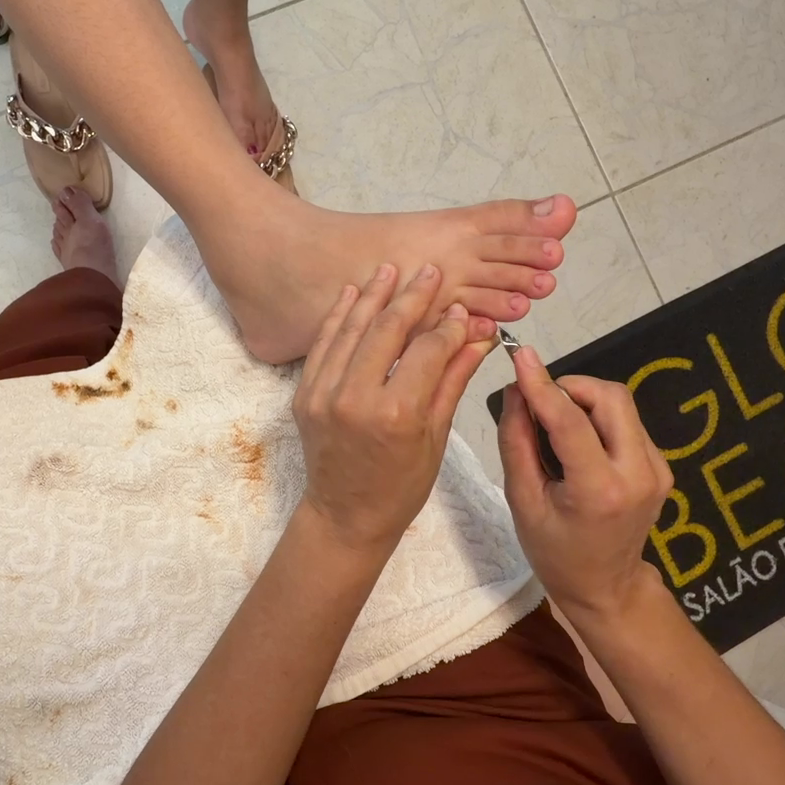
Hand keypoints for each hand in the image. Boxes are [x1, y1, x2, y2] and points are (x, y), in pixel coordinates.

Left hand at [293, 263, 494, 553]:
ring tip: (391, 269)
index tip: (463, 312)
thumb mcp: (435, 436)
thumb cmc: (400, 486)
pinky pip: (323, 345)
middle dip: (412, 297)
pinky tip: (352, 293)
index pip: (428, 351)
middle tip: (430, 272)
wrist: (345, 516)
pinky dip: (338, 317)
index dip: (450, 327)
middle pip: (386, 330)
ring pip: (351, 330)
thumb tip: (481, 338)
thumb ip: (453, 380)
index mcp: (395, 414)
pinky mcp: (304, 394)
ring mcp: (322, 395)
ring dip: (372, 295)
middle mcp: (354, 399)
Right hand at [498, 345, 672, 616]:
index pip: (570, 421)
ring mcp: (657, 469)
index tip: (521, 356)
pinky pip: (626, 423)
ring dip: (583, 400)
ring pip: (621, 405)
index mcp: (599, 490)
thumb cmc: (554, 550)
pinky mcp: (661, 466)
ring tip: (554, 424)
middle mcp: (639, 474)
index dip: (543, 385)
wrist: (605, 587)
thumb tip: (516, 392)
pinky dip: (596, 419)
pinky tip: (577, 444)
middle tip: (539, 399)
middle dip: (571, 386)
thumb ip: (517, 442)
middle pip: (611, 397)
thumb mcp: (522, 500)